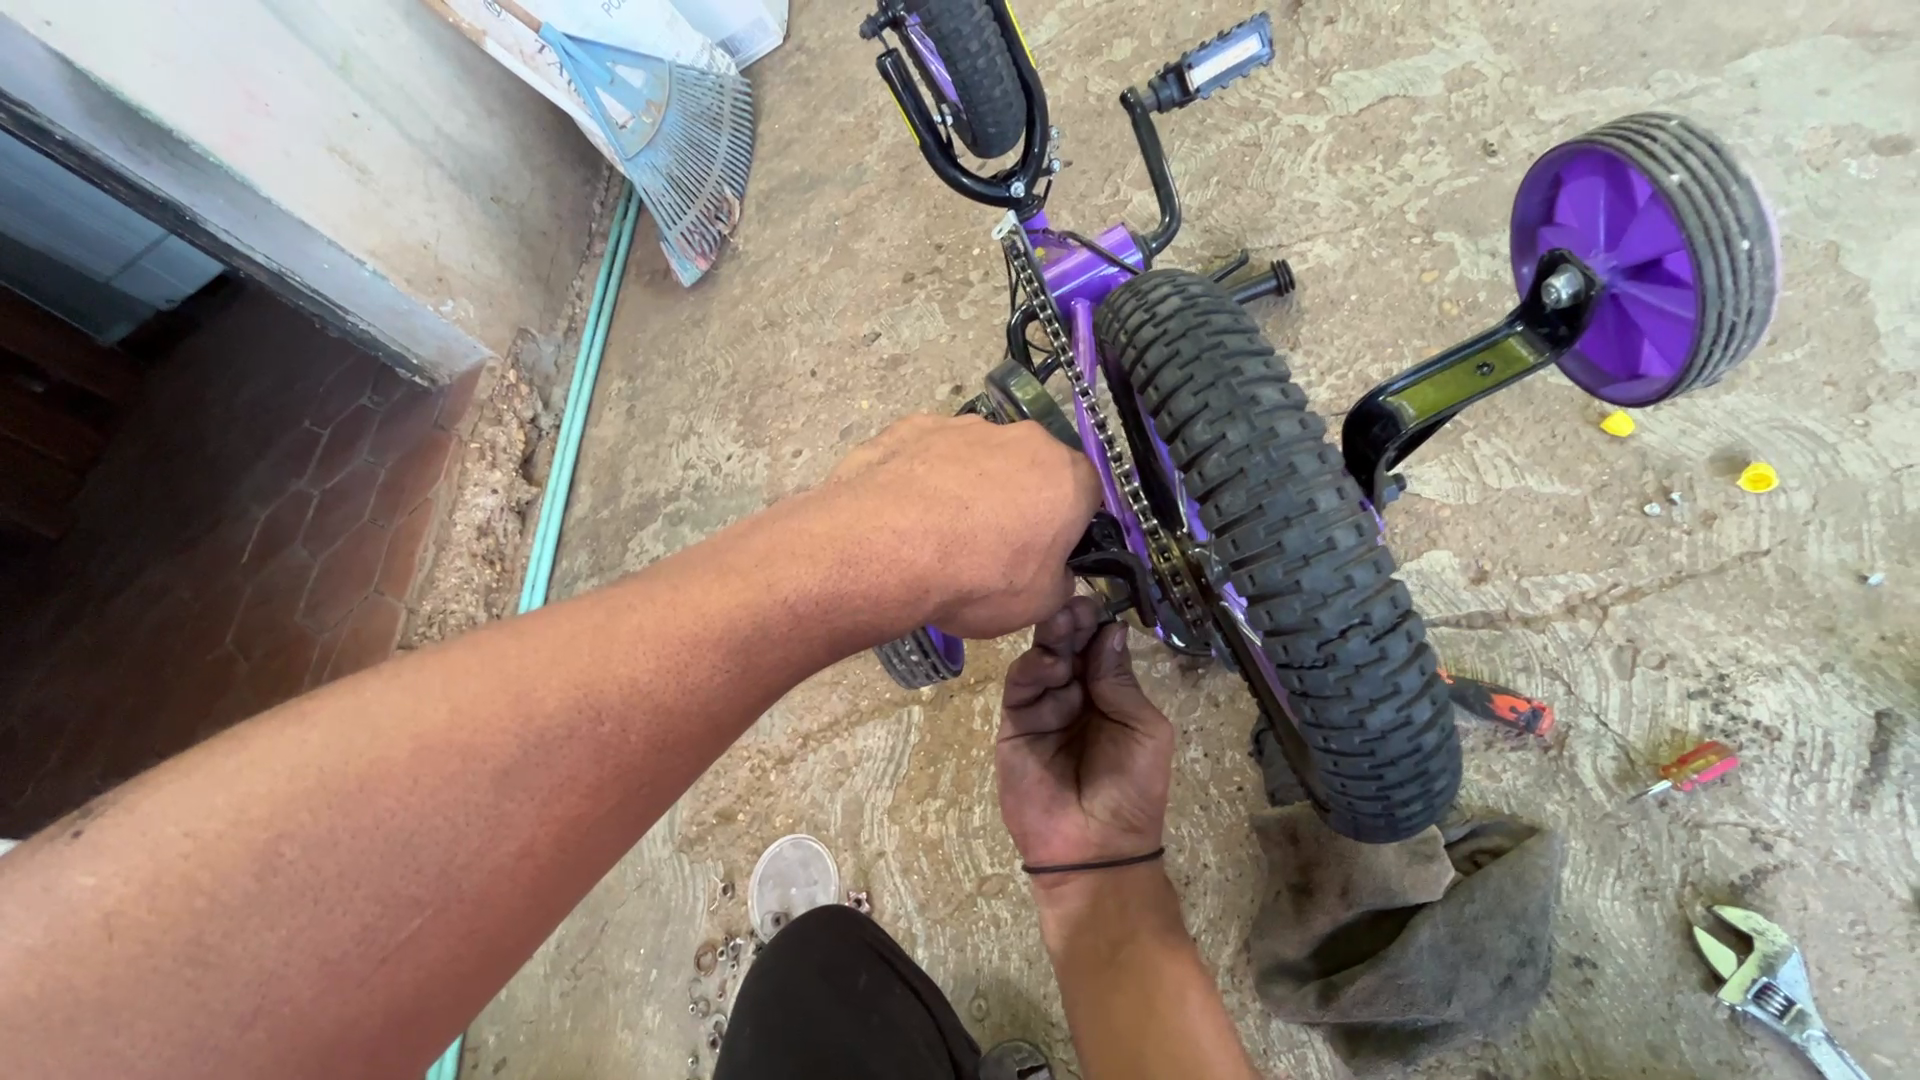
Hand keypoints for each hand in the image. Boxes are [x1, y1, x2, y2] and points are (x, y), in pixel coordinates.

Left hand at [828, 414, 1099, 638]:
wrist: (887, 549)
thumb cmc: (979, 579)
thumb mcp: (1040, 604)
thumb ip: (1059, 581)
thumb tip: (1055, 572)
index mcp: (1068, 475)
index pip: (1085, 494)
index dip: (1067, 526)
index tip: (1043, 552)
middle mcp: (1023, 438)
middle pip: (1031, 468)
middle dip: (1017, 500)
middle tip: (989, 546)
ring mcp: (964, 426)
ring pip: (978, 458)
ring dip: (968, 487)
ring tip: (937, 533)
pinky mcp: (913, 426)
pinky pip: (929, 454)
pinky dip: (923, 477)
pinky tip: (904, 513)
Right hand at [996, 597, 1173, 875]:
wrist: (1095, 847)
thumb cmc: (1132, 788)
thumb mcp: (1144, 729)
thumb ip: (1120, 681)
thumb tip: (1111, 629)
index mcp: (1108, 696)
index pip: (1097, 649)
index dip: (1095, 626)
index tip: (1095, 602)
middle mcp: (1074, 697)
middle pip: (1067, 648)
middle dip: (1071, 624)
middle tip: (1074, 602)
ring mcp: (1042, 710)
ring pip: (1042, 661)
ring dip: (1053, 640)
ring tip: (1063, 624)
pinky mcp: (1014, 726)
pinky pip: (1020, 688)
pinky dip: (1033, 670)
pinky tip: (1050, 664)